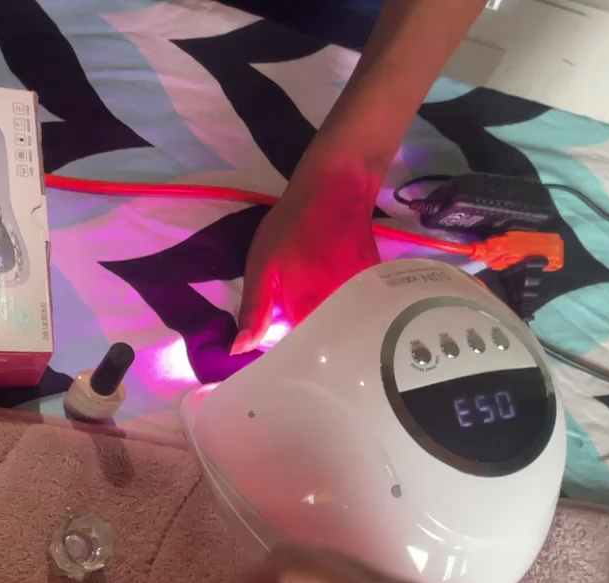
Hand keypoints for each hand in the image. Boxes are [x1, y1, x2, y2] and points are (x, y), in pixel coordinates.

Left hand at [231, 163, 380, 354]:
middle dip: (303, 355)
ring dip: (320, 338)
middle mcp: (341, 313)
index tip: (270, 371)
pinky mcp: (370, 290)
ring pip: (337, 333)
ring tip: (301, 343)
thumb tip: (239, 351)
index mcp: (311, 312)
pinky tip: (322, 319)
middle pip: (321, 348)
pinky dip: (337, 321)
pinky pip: (351, 316)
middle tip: (284, 361)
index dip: (283, 363)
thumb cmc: (293, 225)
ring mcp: (360, 302)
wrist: (340, 186)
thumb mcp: (262, 267)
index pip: (297, 355)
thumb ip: (253, 311)